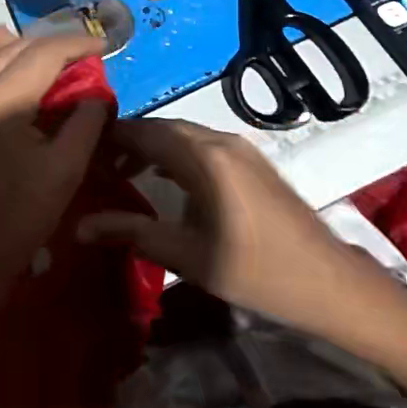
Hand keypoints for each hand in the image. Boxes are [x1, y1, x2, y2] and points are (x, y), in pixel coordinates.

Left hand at [0, 26, 108, 306]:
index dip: (77, 43)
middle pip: (15, 46)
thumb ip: (86, 121)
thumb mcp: (65, 172)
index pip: (42, 54)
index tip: (102, 45)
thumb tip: (97, 90)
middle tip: (80, 60)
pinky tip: (0, 66)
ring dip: (15, 43)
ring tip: (39, 62)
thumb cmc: (14, 224)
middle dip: (53, 46)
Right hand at [77, 118, 386, 337]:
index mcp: (206, 157)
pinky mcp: (253, 160)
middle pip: (167, 127)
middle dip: (132, 140)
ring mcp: (242, 148)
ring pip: (187, 134)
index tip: (82, 147)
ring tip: (124, 172)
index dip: (114, 135)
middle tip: (98, 164)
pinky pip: (206, 145)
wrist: (326, 279)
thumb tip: (80, 224)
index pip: (148, 131)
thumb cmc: (254, 271)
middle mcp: (223, 140)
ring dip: (155, 146)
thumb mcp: (188, 257)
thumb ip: (134, 233)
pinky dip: (179, 153)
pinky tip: (166, 179)